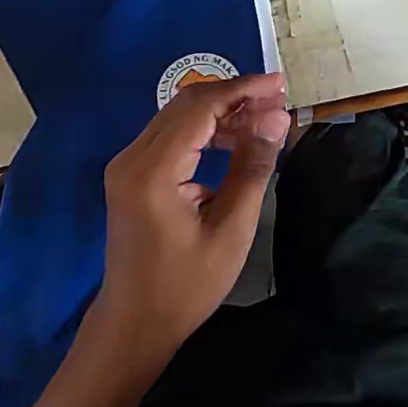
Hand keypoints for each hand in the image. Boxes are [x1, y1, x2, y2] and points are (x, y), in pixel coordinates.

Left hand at [90, 73, 290, 374]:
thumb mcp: (232, 229)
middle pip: (186, 104)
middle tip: (277, 99)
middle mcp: (132, 157)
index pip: (200, 108)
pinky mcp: (131, 173)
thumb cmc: (187, 285)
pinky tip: (234, 139)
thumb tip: (278, 117)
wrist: (135, 322)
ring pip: (178, 116)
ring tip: (264, 118)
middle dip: (234, 95)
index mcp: (153, 172)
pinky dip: (204, 130)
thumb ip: (253, 167)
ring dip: (220, 111)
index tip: (280, 84)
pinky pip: (170, 135)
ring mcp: (127, 164)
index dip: (242, 90)